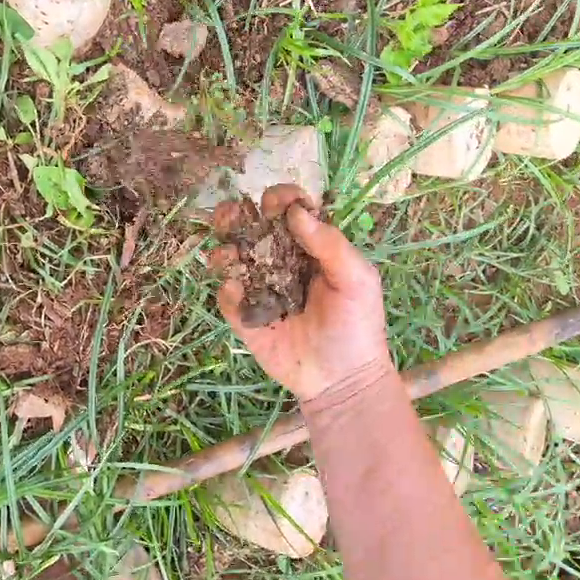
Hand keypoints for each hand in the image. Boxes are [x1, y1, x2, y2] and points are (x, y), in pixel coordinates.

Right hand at [217, 185, 395, 405]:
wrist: (343, 379)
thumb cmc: (357, 325)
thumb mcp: (356, 280)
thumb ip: (330, 244)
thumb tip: (296, 211)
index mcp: (309, 246)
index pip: (290, 211)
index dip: (280, 199)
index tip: (277, 203)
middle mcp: (279, 260)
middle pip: (250, 227)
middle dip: (235, 215)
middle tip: (230, 216)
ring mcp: (259, 287)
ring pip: (230, 256)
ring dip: (222, 248)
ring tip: (226, 256)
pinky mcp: (244, 315)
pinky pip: (227, 297)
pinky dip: (227, 290)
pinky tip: (236, 291)